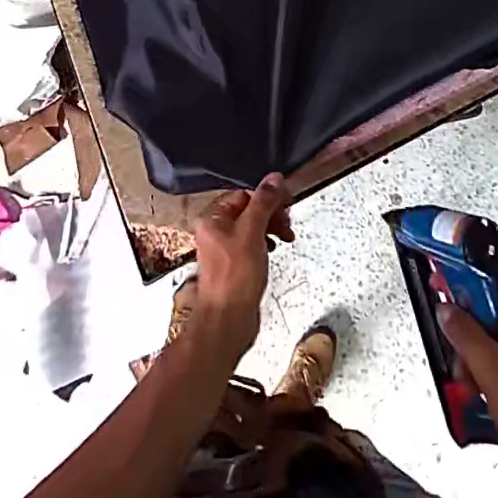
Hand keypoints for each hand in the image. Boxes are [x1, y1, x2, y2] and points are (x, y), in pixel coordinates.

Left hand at [188, 173, 294, 361]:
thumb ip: (264, 202)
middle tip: (285, 222)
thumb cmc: (234, 278)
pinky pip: (252, 243)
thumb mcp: (253, 231)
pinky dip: (266, 242)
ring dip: (271, 227)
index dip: (266, 197)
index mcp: (212, 218)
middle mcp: (214, 231)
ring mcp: (224, 249)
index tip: (284, 202)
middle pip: (248, 209)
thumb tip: (274, 179)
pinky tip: (273, 248)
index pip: (243, 194)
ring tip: (284, 236)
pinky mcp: (234, 264)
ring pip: (252, 226)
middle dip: (270, 213)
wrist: (228, 319)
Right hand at [438, 260, 497, 497]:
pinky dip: (494, 368)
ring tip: (471, 380)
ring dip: (479, 351)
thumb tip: (448, 308)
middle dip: (472, 320)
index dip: (475, 261)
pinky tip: (485, 393)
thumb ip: (467, 336)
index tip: (449, 261)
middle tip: (453, 334)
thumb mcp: (495, 376)